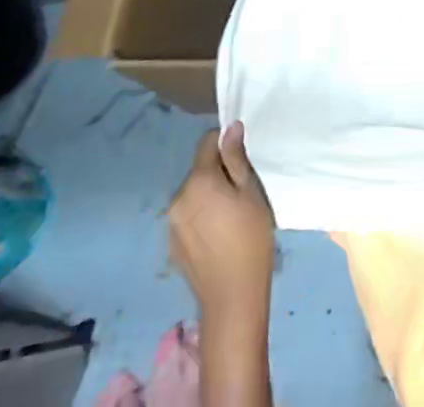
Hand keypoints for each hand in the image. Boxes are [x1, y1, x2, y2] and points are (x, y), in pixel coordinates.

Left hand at [168, 122, 274, 323]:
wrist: (232, 296)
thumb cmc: (250, 238)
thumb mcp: (251, 193)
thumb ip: (237, 159)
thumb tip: (231, 127)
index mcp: (199, 180)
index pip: (207, 143)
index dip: (226, 144)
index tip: (243, 161)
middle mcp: (179, 196)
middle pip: (200, 169)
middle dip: (218, 173)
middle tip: (242, 193)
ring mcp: (172, 221)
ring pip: (193, 193)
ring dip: (209, 195)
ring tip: (231, 217)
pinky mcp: (173, 241)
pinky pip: (188, 215)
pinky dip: (202, 216)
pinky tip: (219, 235)